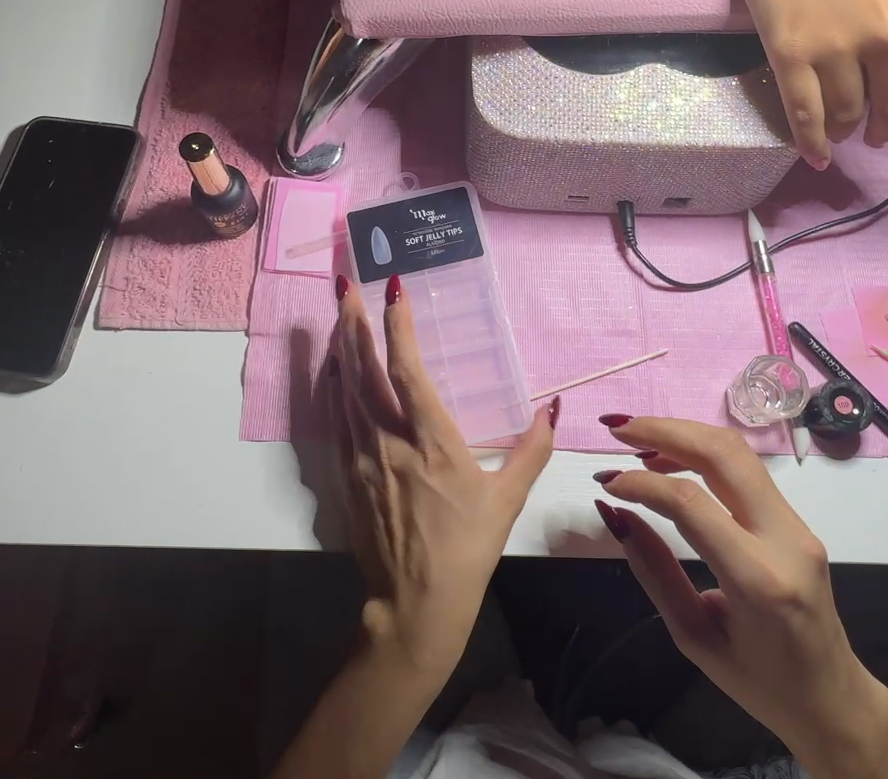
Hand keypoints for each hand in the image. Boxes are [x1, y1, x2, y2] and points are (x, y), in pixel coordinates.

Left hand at [331, 273, 556, 673]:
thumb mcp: (507, 500)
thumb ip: (532, 450)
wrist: (416, 603)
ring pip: (344, 391)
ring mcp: (361, 458)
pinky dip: (333, 388)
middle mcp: (389, 441)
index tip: (395, 288)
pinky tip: (333, 370)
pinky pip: (335, 420)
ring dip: (343, 349)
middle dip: (355, 322)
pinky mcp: (346, 476)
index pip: (408, 369)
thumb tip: (553, 407)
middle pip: (364, 370)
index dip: (398, 325)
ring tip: (341, 313)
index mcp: (432, 442)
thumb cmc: (467, 549)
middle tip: (346, 285)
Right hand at [591, 415, 887, 778]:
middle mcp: (784, 539)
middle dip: (664, 431)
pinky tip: (669, 460)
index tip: (605, 482)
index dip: (642, 483)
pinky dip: (702, 453)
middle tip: (617, 430)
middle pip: (723, 454)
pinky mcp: (795, 520)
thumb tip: (614, 513)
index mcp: (758, 579)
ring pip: (737, 452)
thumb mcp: (692, 636)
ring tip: (636, 442)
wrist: (832, 698)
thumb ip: (652, 570)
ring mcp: (796, 525)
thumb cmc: (758, 682)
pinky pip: (746, 470)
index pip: (691, 503)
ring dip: (683, 434)